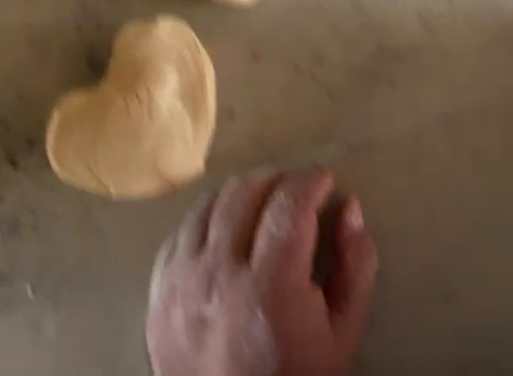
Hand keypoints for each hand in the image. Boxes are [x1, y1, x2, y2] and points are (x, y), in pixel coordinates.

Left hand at [146, 169, 379, 375]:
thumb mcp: (344, 332)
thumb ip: (355, 264)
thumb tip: (349, 206)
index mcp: (271, 287)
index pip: (289, 202)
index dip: (311, 180)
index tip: (326, 181)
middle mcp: (219, 276)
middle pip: (245, 192)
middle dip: (278, 179)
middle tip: (297, 192)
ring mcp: (180, 285)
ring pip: (208, 204)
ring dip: (242, 193)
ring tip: (264, 204)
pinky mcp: (157, 296)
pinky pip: (180, 233)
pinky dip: (207, 219)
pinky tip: (226, 230)